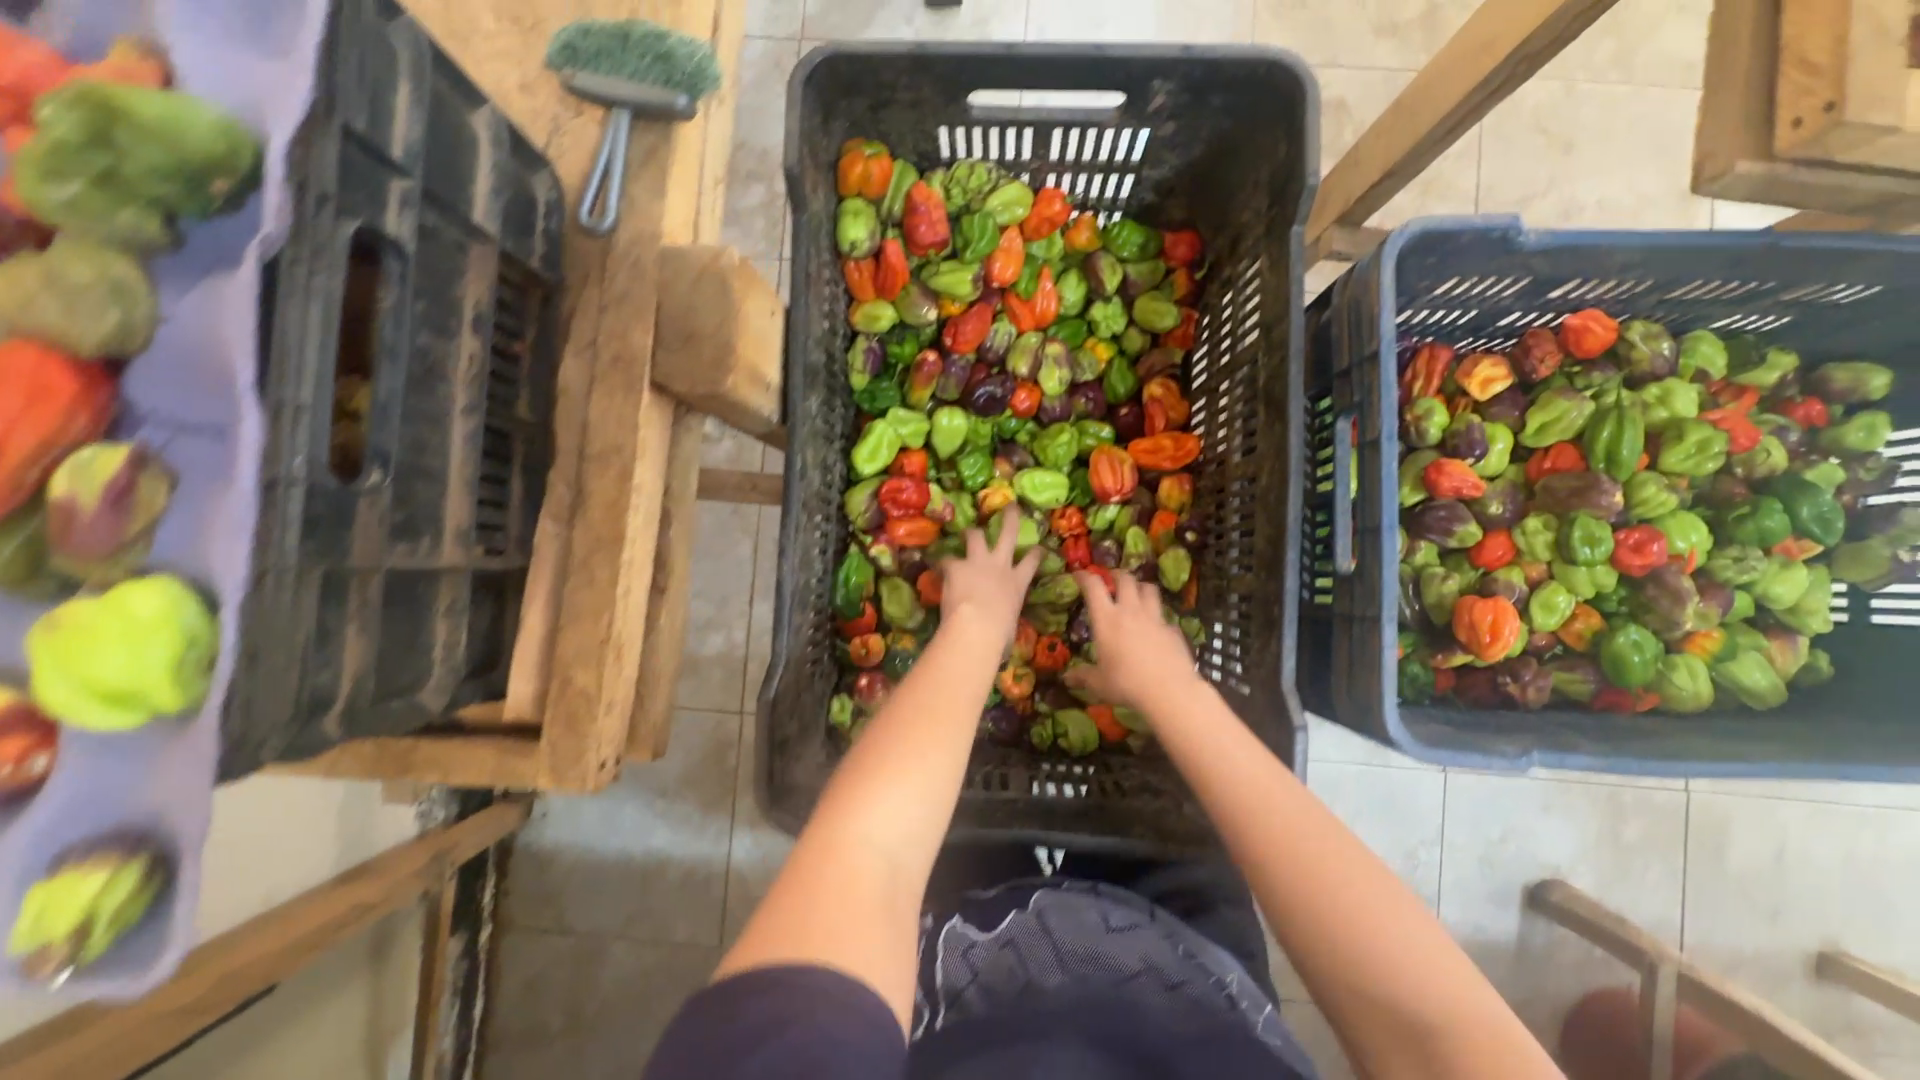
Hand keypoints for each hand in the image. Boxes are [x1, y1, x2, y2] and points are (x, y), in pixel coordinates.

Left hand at [940, 507, 1042, 643]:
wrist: (979, 625)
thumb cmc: (999, 633)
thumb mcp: (1010, 624)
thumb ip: (1006, 618)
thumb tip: (1002, 631)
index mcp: (1018, 583)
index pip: (1032, 562)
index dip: (1036, 553)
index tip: (1039, 546)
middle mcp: (1001, 565)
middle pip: (1008, 534)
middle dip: (1010, 517)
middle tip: (1010, 505)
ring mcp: (978, 561)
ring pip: (976, 535)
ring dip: (971, 532)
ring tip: (967, 530)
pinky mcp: (957, 565)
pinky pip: (946, 559)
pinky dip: (941, 562)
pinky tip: (935, 564)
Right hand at [1068, 570, 1197, 710]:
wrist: (1169, 690)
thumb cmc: (1126, 683)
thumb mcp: (1099, 683)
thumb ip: (1083, 676)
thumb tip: (1066, 678)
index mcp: (1107, 619)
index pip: (1094, 587)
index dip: (1085, 576)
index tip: (1079, 574)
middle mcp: (1130, 611)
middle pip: (1125, 579)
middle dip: (1117, 575)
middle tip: (1112, 579)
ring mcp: (1155, 618)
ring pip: (1149, 589)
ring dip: (1141, 587)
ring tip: (1137, 593)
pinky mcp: (1173, 629)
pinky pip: (1163, 615)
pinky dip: (1157, 616)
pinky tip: (1155, 627)